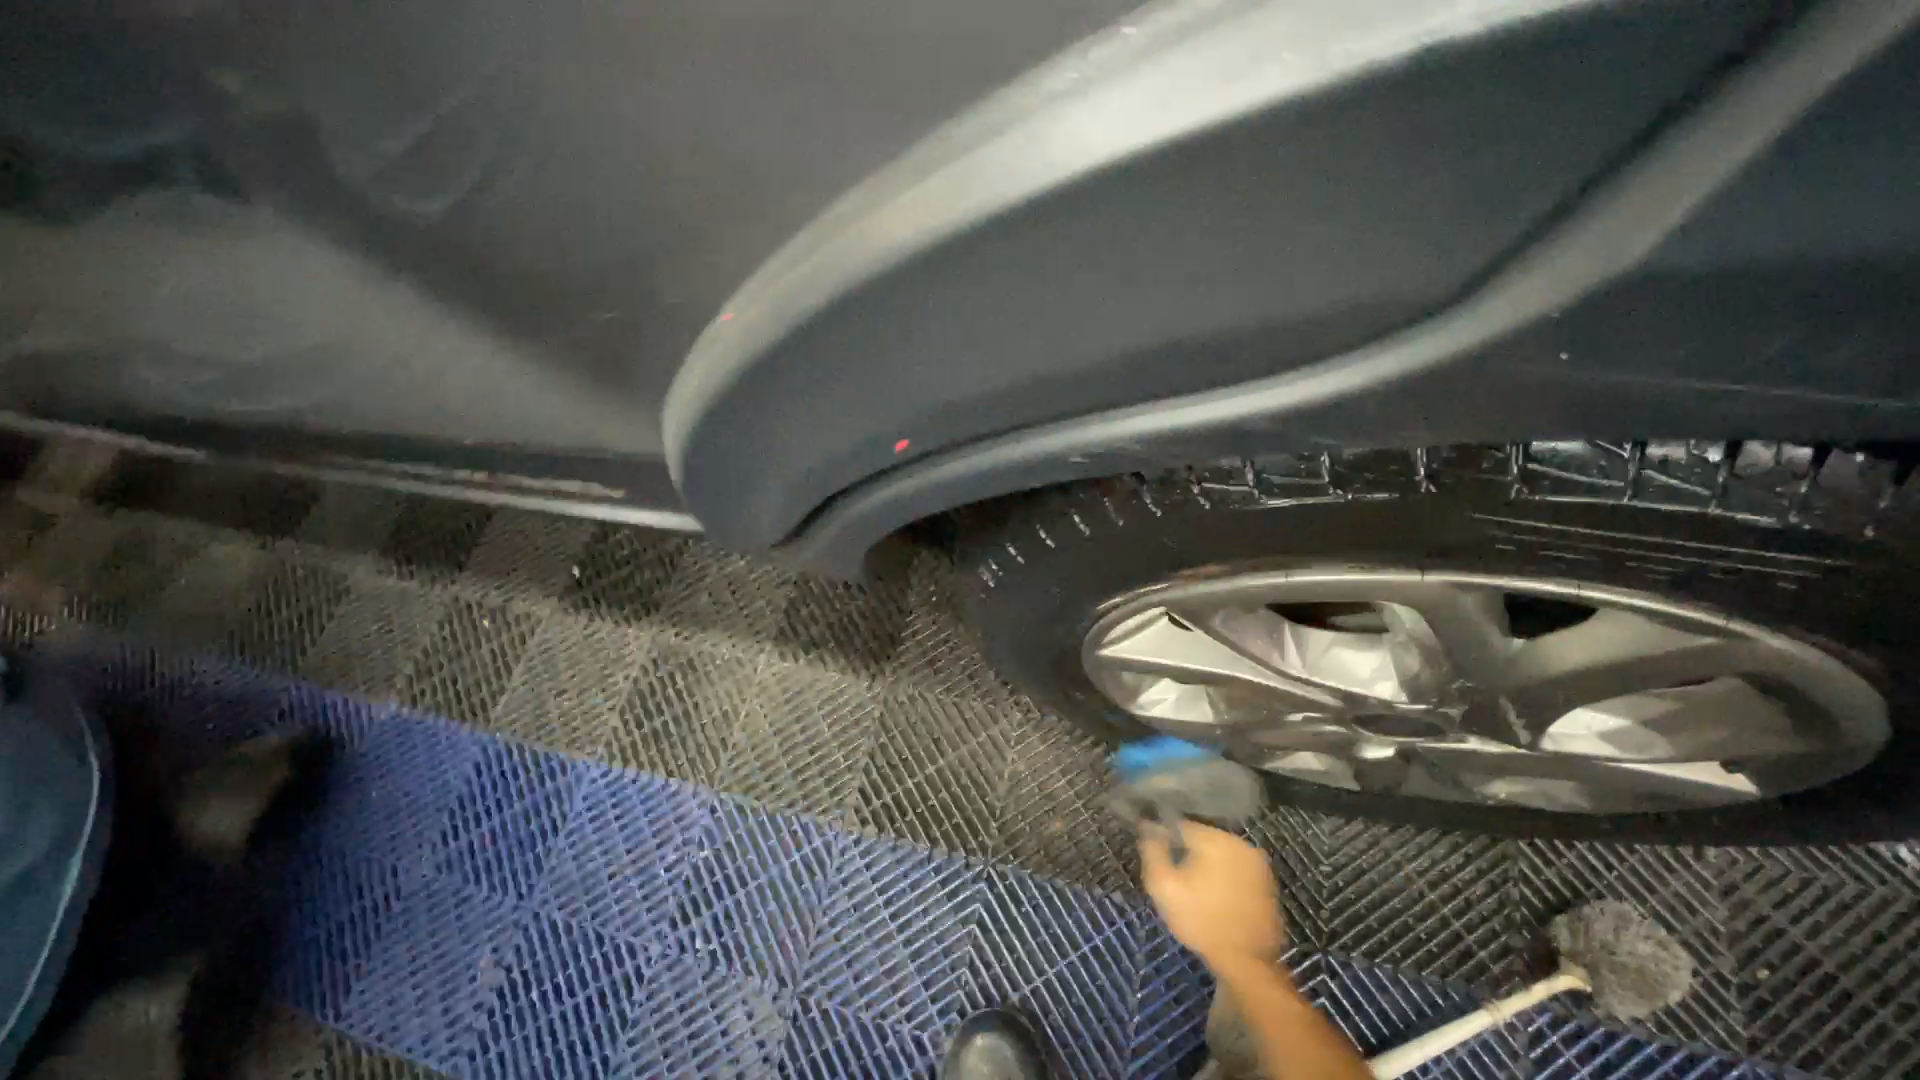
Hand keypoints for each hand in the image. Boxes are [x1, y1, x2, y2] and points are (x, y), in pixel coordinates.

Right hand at [1139, 823, 1285, 968]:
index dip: (1166, 840)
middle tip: (1177, 879)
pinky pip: (1237, 869)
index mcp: (1215, 839)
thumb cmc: (1200, 921)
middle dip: (1188, 853)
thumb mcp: (1163, 887)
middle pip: (1203, 838)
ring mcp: (1258, 862)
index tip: (1158, 859)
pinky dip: (1225, 877)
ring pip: (1221, 854)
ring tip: (1197, 892)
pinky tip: (1217, 899)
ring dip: (1207, 865)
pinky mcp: (1268, 881)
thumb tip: (1149, 829)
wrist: (1246, 960)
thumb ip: (1153, 852)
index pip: (1181, 826)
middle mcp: (1240, 842)